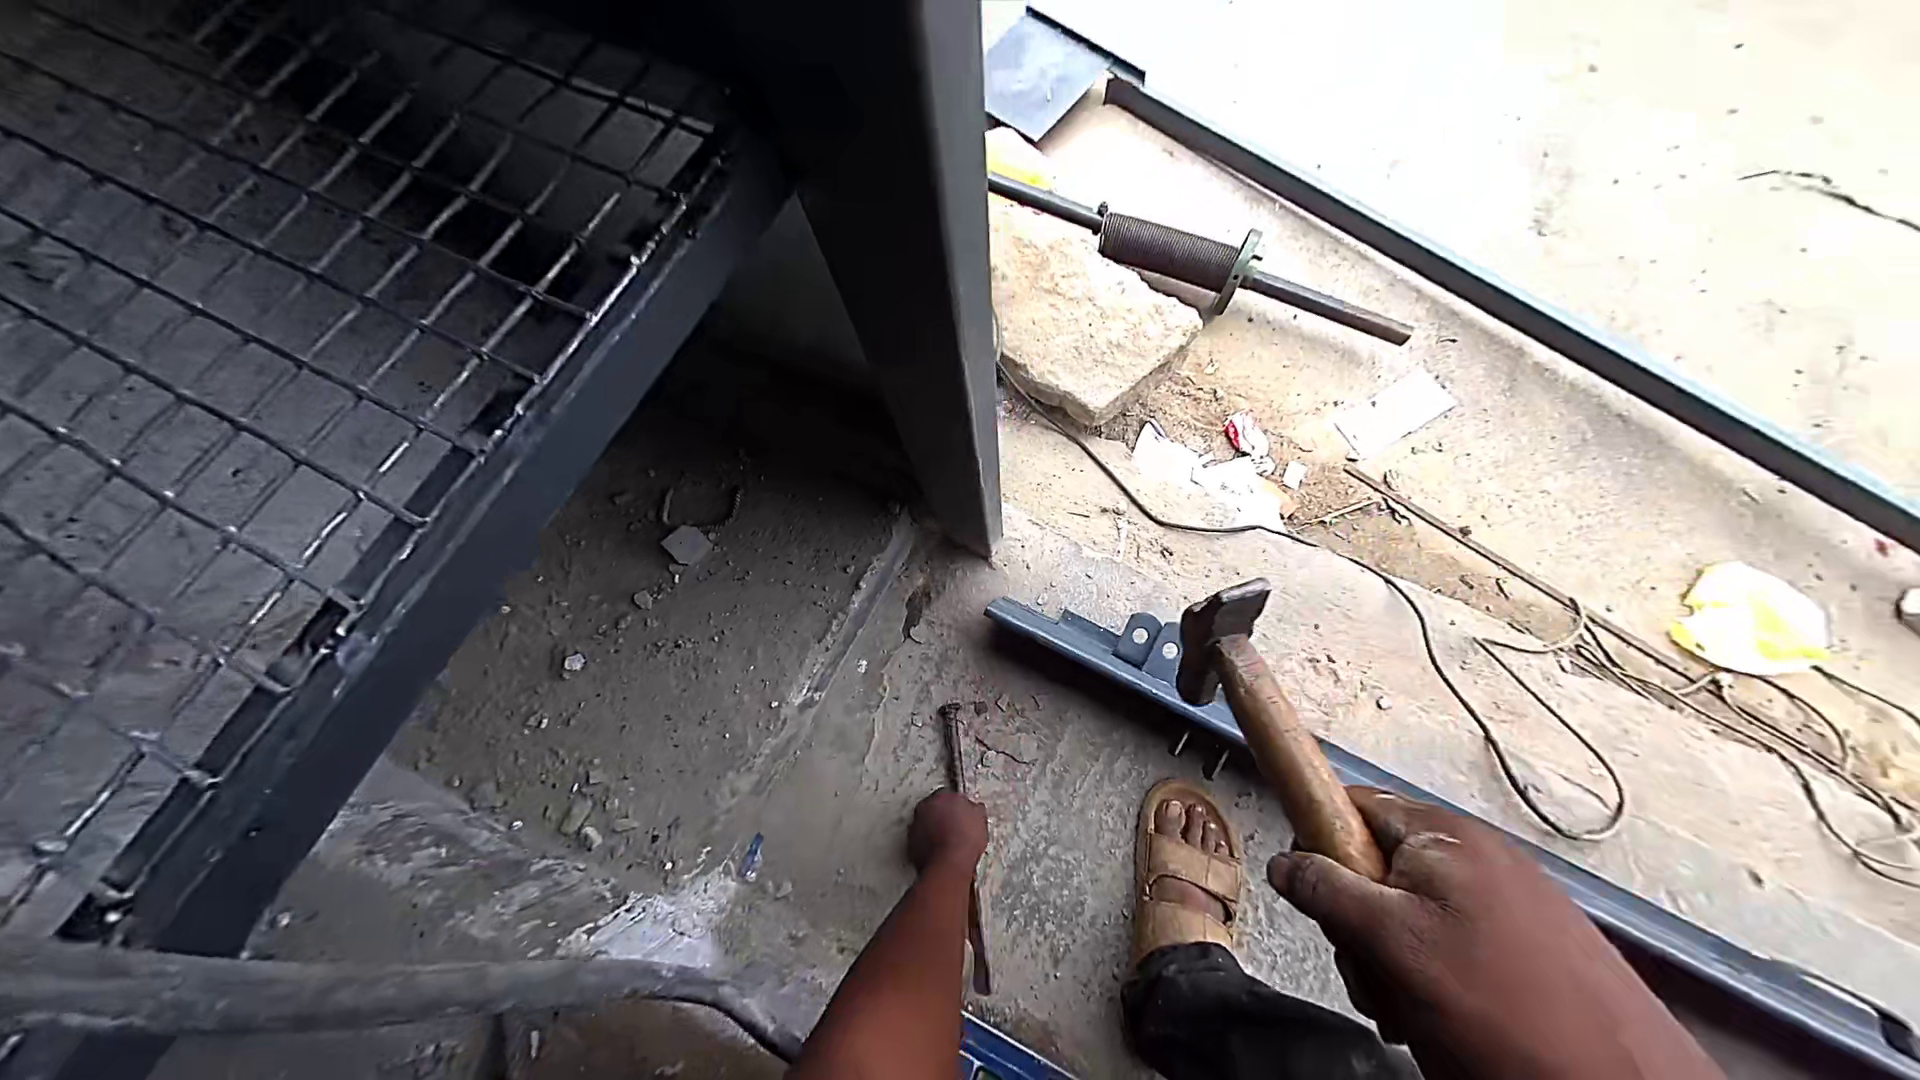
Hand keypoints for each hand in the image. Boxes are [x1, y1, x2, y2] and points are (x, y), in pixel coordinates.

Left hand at [907, 790, 986, 876]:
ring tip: (947, 841)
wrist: (950, 864)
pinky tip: (939, 850)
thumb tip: (975, 808)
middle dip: (942, 815)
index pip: (948, 794)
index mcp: (942, 795)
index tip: (961, 814)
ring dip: (933, 828)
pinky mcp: (910, 842)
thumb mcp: (980, 819)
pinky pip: (919, 839)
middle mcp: (925, 807)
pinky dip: (927, 842)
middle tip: (954, 827)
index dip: (956, 806)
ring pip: (925, 822)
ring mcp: (916, 824)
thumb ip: (974, 808)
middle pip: (934, 807)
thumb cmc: (964, 841)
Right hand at [1267, 787, 1721, 1079]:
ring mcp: (1505, 897)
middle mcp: (1476, 854)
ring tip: (1407, 1000)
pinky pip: (1446, 935)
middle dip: (1356, 916)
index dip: (1320, 839)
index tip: (1311, 885)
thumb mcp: (1391, 941)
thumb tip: (1283, 863)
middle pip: (1375, 861)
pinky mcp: (1526, 939)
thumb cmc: (1512, 1011)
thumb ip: (1325, 890)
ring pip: (1406, 905)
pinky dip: (1427, 968)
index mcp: (1445, 836)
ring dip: (1388, 952)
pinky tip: (1437, 1010)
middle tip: (1368, 962)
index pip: (1353, 805)